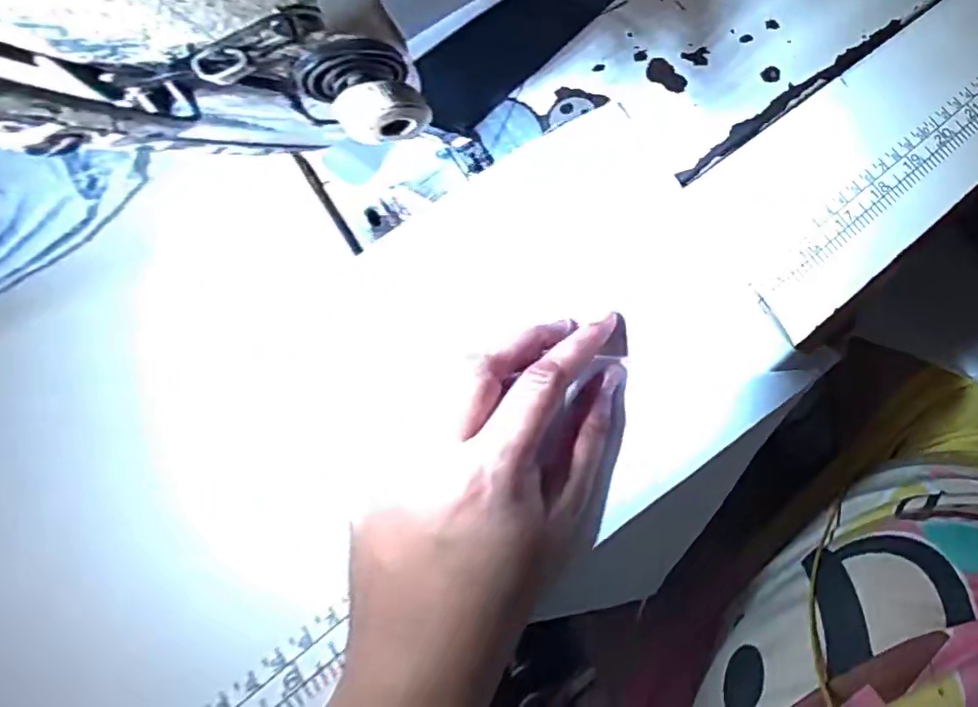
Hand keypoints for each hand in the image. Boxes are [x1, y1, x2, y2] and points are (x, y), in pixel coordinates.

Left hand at [334, 316, 624, 706]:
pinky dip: (461, 390)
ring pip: (442, 379)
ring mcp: (392, 466)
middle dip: (528, 335)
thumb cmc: (507, 590)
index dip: (577, 345)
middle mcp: (431, 460)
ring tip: (531, 354)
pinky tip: (486, 397)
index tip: (602, 322)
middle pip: (479, 363)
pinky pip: (421, 411)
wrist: (421, 655)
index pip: (538, 383)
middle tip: (565, 328)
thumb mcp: (566, 517)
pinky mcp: (371, 477)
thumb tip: (606, 380)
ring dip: (493, 356)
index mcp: (489, 474)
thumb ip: (589, 437)